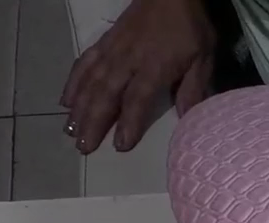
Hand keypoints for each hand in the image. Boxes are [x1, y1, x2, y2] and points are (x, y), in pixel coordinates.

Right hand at [61, 0, 215, 153]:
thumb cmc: (191, 30)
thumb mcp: (203, 62)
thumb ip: (194, 90)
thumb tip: (189, 121)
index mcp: (153, 68)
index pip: (136, 100)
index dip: (128, 123)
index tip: (120, 145)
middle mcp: (126, 60)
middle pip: (105, 95)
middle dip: (93, 122)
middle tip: (83, 147)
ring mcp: (112, 50)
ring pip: (90, 81)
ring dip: (78, 107)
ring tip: (69, 130)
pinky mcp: (105, 43)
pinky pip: (84, 64)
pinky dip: (73, 82)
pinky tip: (65, 100)